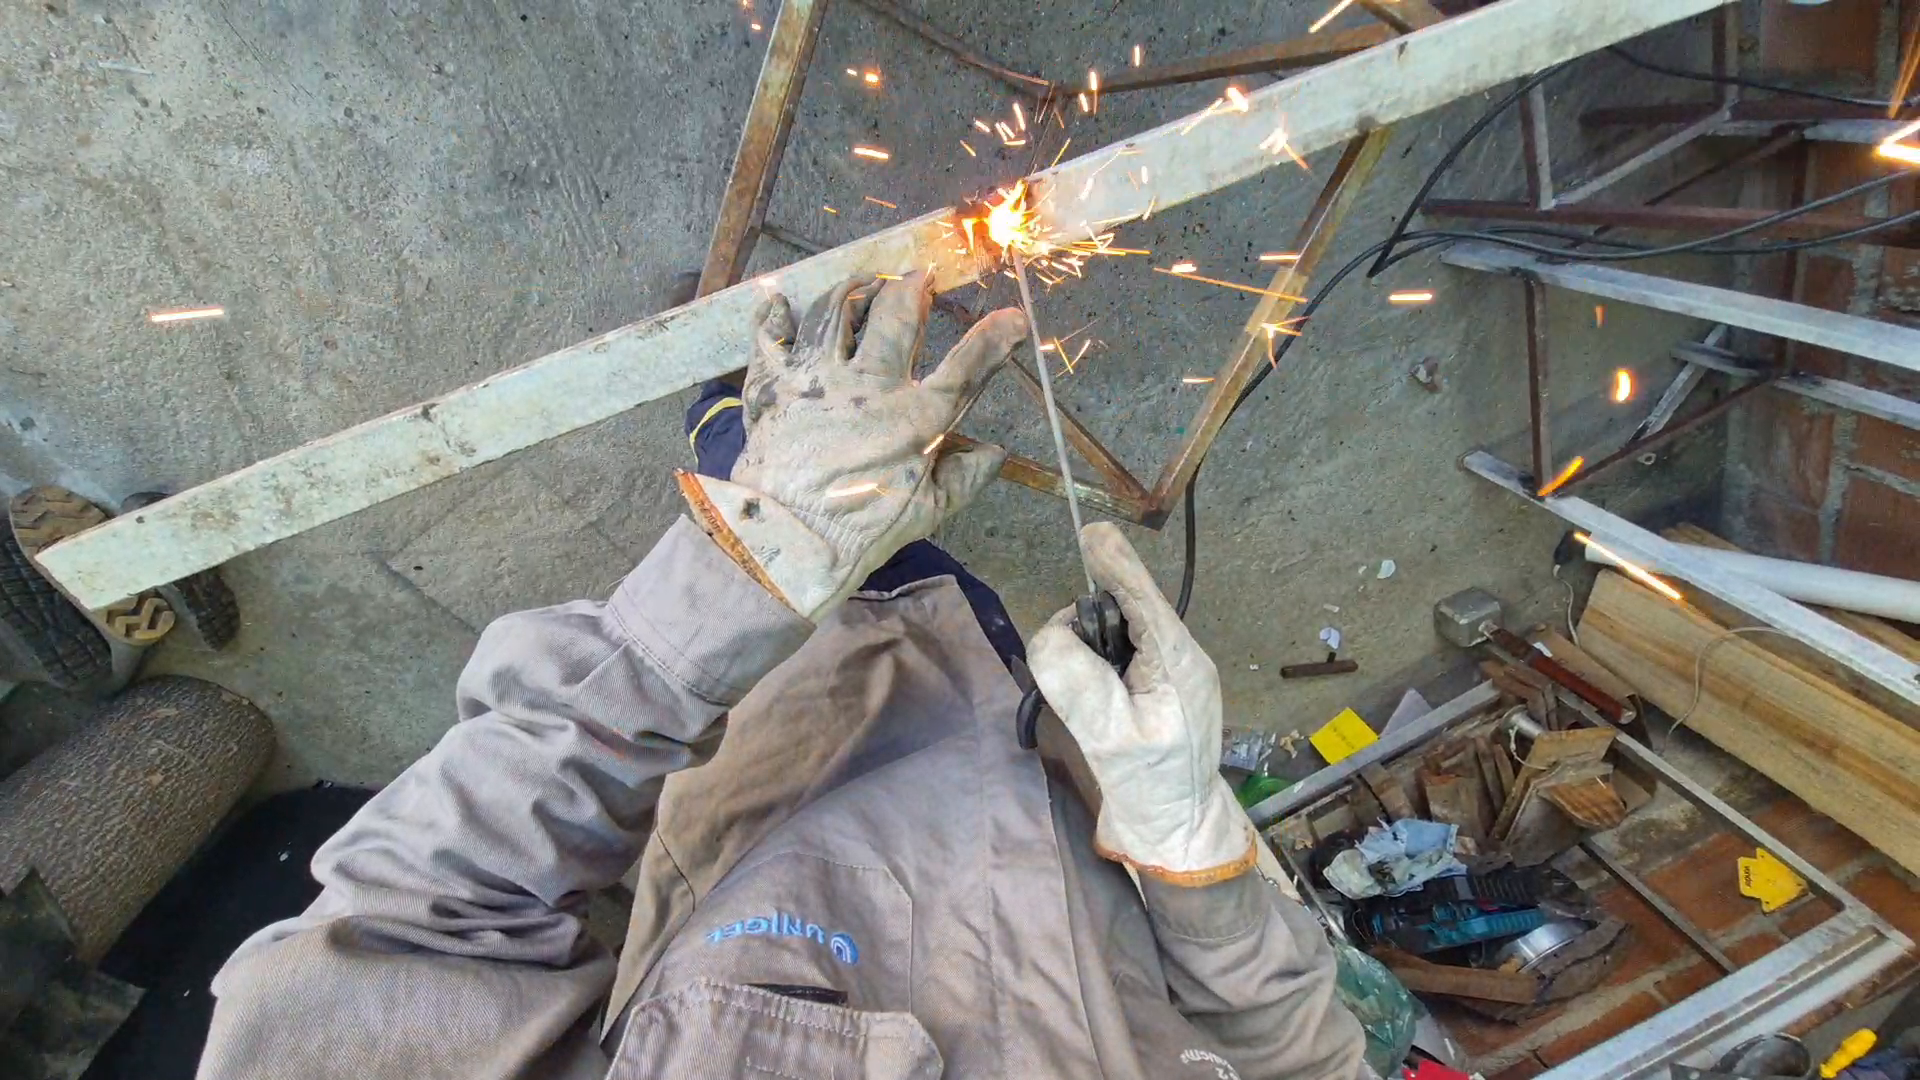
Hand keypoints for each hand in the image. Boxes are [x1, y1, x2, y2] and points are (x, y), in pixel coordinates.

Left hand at [678, 271, 1026, 620]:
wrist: (791, 541)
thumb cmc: (863, 532)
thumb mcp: (928, 512)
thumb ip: (965, 477)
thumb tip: (996, 452)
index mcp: (914, 418)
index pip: (966, 366)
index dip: (995, 338)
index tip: (1015, 317)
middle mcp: (870, 385)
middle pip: (897, 315)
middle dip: (913, 286)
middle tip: (919, 277)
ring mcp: (819, 379)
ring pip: (838, 311)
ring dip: (854, 288)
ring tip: (863, 280)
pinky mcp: (776, 386)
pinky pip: (771, 338)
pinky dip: (773, 318)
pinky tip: (779, 305)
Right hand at [1027, 523, 1255, 884]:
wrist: (1178, 834)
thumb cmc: (1152, 790)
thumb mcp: (1111, 737)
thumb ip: (1078, 681)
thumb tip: (1051, 634)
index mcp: (1179, 662)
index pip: (1142, 599)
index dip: (1116, 565)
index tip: (1091, 534)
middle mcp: (1179, 657)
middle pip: (1125, 610)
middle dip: (1090, 627)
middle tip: (1075, 683)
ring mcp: (1171, 673)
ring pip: (1118, 633)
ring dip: (1091, 652)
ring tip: (1090, 705)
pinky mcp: (1158, 688)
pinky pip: (1119, 656)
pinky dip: (1097, 667)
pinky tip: (1096, 701)